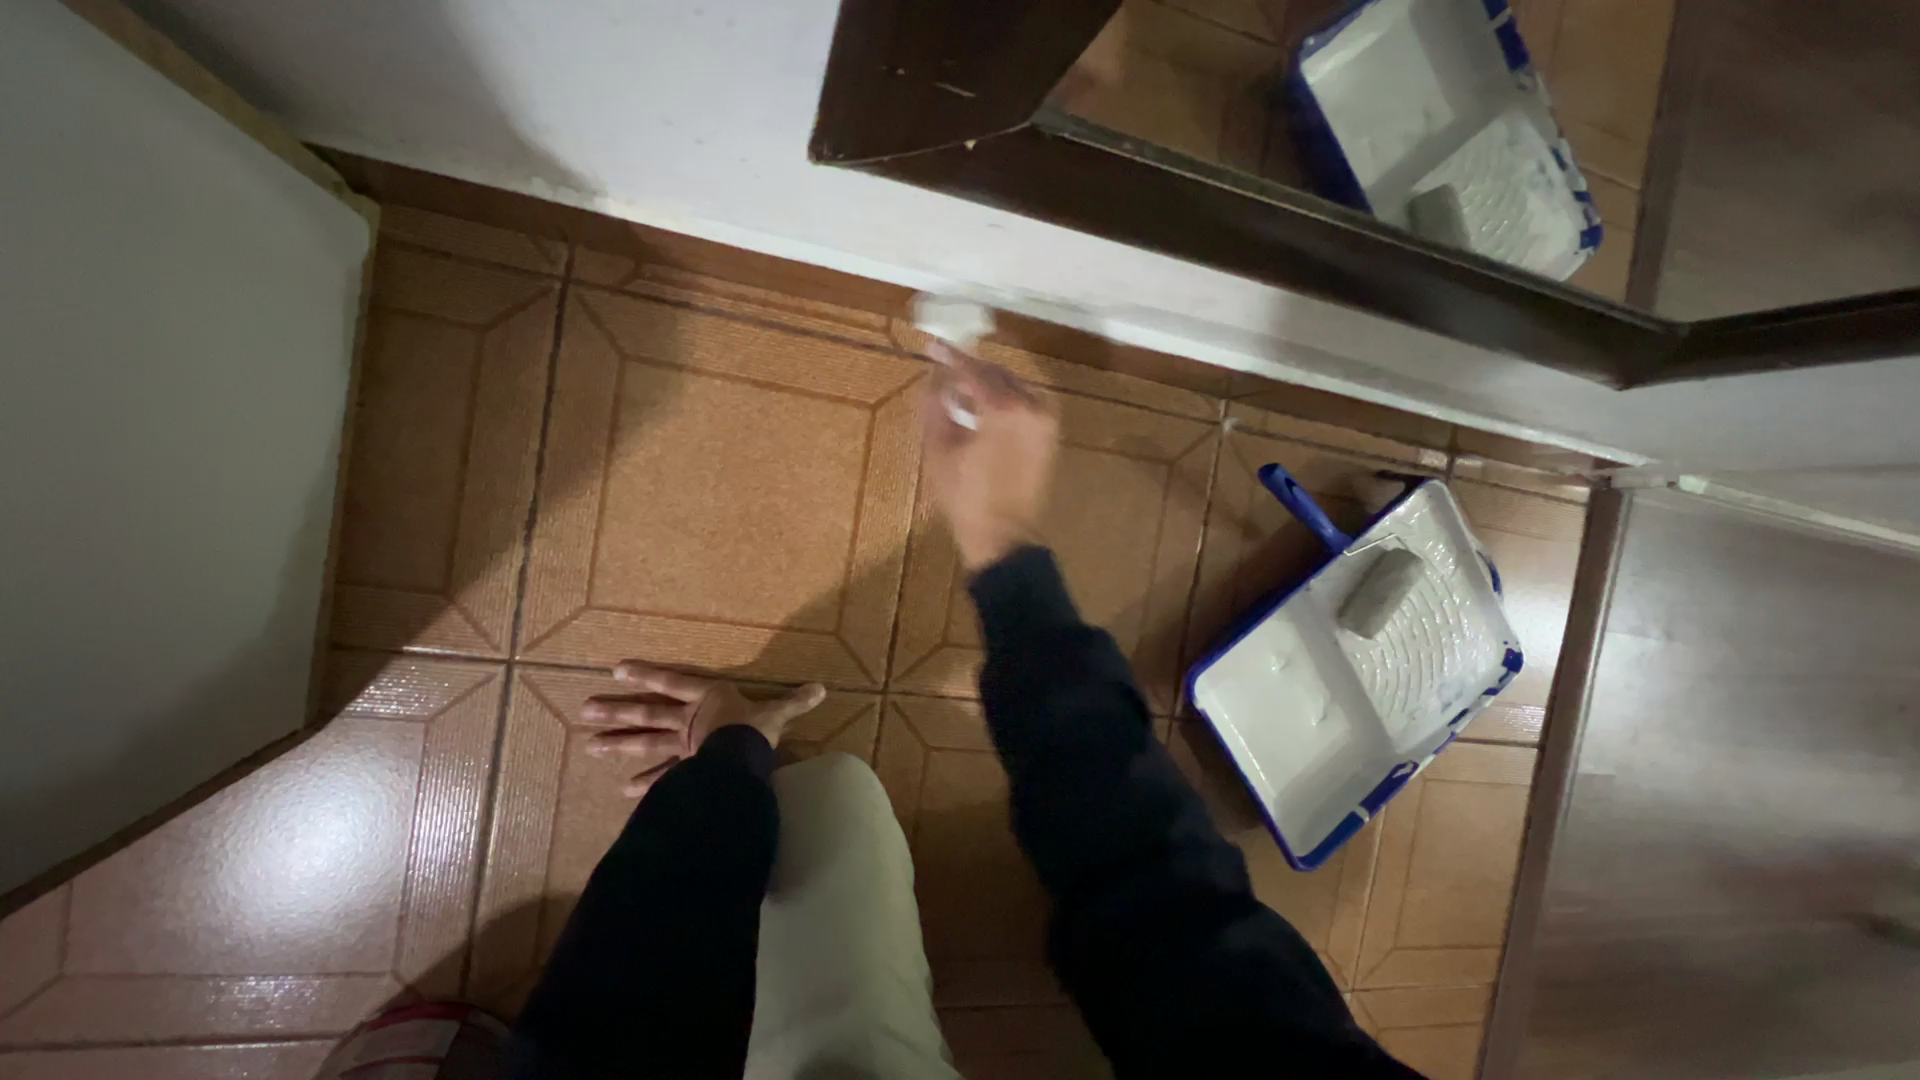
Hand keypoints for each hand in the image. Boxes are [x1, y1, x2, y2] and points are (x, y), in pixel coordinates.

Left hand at [581, 661, 826, 796]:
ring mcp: (683, 745)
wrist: (745, 756)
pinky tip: (623, 791)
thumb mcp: (777, 710)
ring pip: (645, 742)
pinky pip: (663, 776)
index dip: (646, 675)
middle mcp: (688, 719)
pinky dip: (645, 783)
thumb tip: (821, 689)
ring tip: (590, 747)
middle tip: (585, 710)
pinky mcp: (687, 769)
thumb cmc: (757, 727)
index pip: (672, 681)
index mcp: (708, 697)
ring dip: (618, 744)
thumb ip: (794, 701)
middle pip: (648, 713)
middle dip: (617, 711)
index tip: (616, 670)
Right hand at [921, 343, 1059, 570]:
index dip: (951, 356)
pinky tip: (985, 413)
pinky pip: (1026, 405)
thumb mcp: (939, 450)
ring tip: (963, 395)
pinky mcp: (1050, 436)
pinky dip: (1006, 401)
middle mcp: (1031, 406)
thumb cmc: (965, 496)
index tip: (933, 346)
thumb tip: (935, 378)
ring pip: (1014, 388)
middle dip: (971, 370)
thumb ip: (935, 405)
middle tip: (946, 371)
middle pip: (997, 374)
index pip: (974, 369)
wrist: (1003, 534)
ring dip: (989, 385)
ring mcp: (1045, 421)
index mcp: (1003, 408)